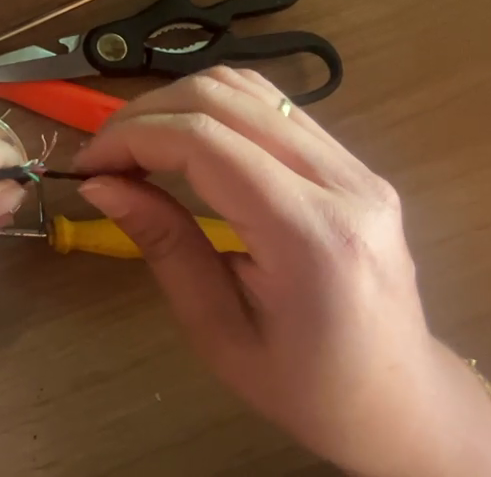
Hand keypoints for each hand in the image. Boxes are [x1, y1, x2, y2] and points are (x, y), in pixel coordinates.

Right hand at [72, 68, 490, 476]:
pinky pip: (265, 102)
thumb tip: (97, 182)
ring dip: (172, 102)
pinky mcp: (350, 160)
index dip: (129, 137)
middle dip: (142, 114)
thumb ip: (162, 243)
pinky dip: (207, 105)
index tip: (86, 165)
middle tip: (103, 156)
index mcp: (312, 236)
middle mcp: (343, 183)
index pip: (202, 141)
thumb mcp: (217, 330)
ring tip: (137, 145)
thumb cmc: (305, 385)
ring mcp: (354, 165)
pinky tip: (183, 140)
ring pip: (241, 86)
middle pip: (218, 98)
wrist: (403, 404)